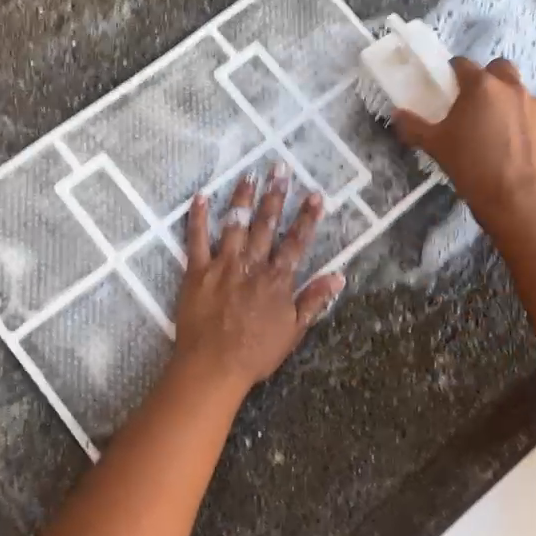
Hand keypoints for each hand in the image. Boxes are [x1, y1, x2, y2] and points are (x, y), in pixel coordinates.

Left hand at [174, 166, 346, 394]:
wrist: (214, 366)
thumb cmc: (256, 353)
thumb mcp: (293, 330)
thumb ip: (314, 300)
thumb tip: (338, 275)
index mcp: (276, 280)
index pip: (296, 242)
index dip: (307, 217)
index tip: (315, 194)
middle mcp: (252, 265)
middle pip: (265, 225)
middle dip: (275, 196)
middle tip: (280, 169)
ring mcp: (223, 265)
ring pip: (235, 224)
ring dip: (242, 198)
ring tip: (249, 175)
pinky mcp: (197, 271)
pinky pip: (196, 239)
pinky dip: (198, 217)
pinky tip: (200, 197)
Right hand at [393, 57, 535, 232]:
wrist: (518, 199)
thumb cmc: (470, 167)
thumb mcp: (434, 146)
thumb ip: (413, 126)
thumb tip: (397, 114)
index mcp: (480, 87)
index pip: (463, 64)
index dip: (453, 72)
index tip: (448, 87)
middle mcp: (512, 88)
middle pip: (500, 68)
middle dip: (488, 78)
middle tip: (477, 104)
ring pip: (521, 94)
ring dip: (509, 103)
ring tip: (500, 132)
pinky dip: (528, 126)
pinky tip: (519, 148)